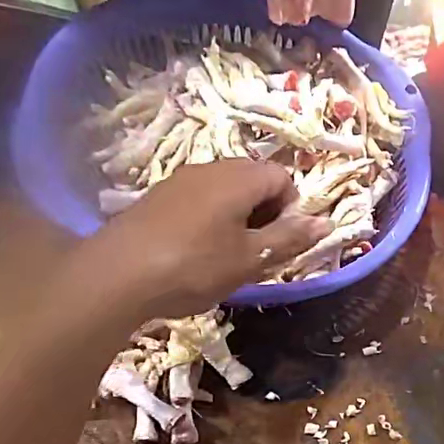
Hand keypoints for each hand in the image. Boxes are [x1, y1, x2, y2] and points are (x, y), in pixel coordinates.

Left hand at [41, 157, 329, 338]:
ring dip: (238, 217)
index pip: (283, 177)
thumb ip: (289, 239)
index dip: (291, 209)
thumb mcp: (250, 259)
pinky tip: (196, 252)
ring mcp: (180, 180)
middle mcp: (210, 167)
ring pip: (226, 190)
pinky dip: (210, 220)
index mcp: (239, 178)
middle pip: (254, 179)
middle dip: (266, 212)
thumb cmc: (194, 266)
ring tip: (228, 255)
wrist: (116, 276)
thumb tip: (326, 222)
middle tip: (257, 251)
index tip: (279, 242)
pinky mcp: (157, 196)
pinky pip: (199, 199)